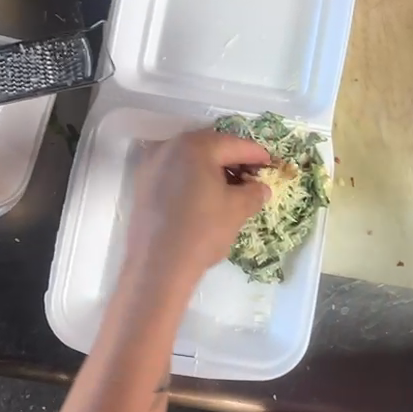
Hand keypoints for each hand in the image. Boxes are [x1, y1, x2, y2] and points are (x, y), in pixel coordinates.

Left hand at [121, 129, 271, 291]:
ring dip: (212, 169)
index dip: (256, 154)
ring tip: (230, 189)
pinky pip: (174, 172)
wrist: (157, 267)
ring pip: (190, 159)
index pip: (234, 144)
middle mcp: (170, 147)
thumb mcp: (237, 210)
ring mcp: (152, 164)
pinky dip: (192, 178)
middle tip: (251, 177)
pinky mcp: (142, 184)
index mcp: (196, 146)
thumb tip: (260, 187)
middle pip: (210, 147)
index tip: (270, 165)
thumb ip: (254, 192)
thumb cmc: (202, 231)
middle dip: (233, 160)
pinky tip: (204, 196)